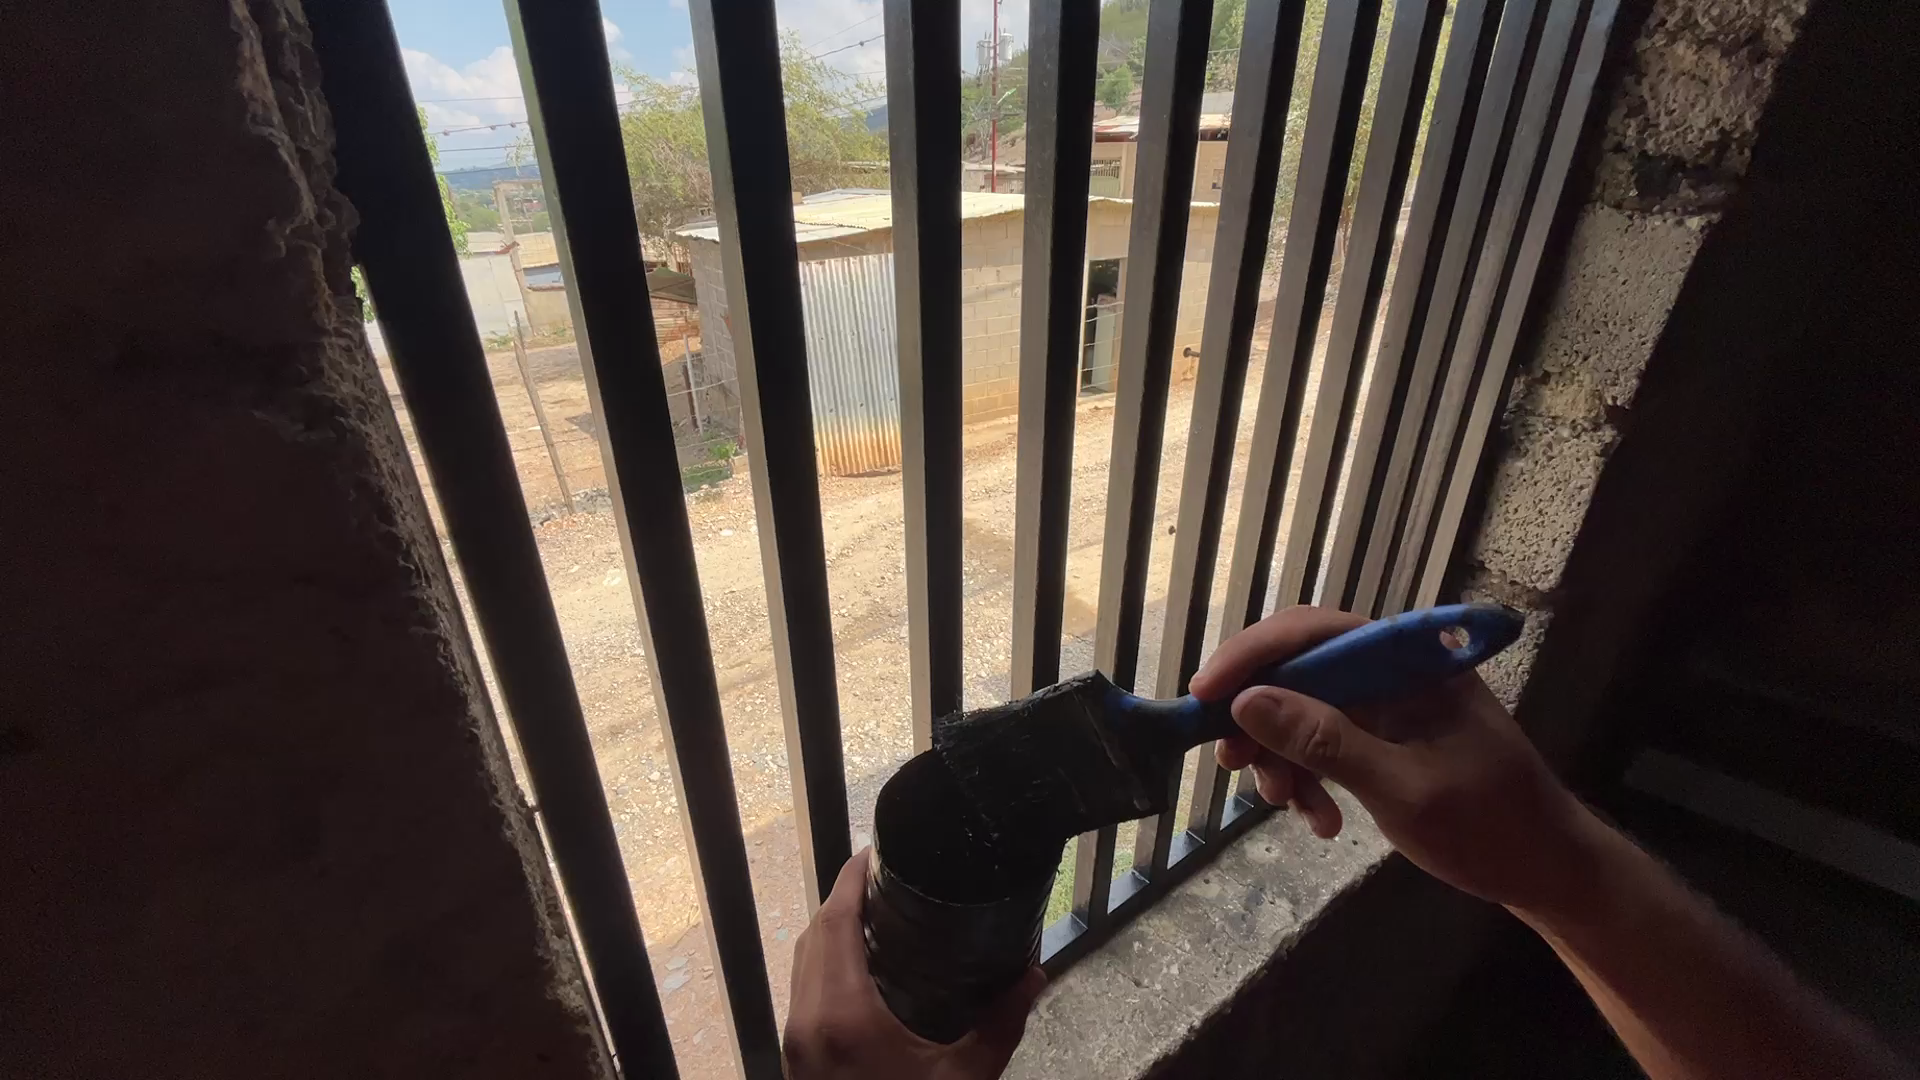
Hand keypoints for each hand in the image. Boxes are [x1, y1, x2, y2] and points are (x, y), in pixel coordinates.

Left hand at [783, 849, 1045, 1079]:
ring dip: (831, 925)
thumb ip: (999, 1025)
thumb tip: (1035, 973)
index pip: (834, 922)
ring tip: (871, 908)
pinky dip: (824, 956)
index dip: (849, 879)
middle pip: (815, 933)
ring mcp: (795, 1041)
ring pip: (803, 959)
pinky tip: (857, 961)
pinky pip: (803, 985)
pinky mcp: (795, 1057)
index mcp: (841, 1015)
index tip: (873, 850)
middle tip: (883, 876)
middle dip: (843, 895)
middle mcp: (807, 1020)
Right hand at [1188, 605, 1598, 911]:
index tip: (1204, 694)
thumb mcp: (1405, 788)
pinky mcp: (1367, 734)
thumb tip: (1244, 702)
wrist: (1548, 874)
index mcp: (1404, 659)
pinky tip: (1318, 818)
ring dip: (1276, 755)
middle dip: (1255, 716)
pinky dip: (1301, 777)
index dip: (1249, 656)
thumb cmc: (1494, 826)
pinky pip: (1310, 742)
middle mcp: (1382, 669)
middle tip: (1231, 761)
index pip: (1309, 631)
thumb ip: (1325, 741)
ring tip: (1285, 803)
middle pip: (1291, 669)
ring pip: (1292, 708)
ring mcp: (1374, 702)